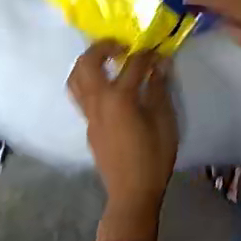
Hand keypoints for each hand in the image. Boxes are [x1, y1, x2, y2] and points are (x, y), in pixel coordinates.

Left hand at [67, 41, 178, 210]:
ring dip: (88, 62)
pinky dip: (89, 80)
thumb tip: (159, 65)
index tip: (157, 51)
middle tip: (121, 46)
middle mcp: (98, 101)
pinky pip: (80, 94)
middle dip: (102, 47)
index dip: (146, 54)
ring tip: (107, 60)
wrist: (132, 194)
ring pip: (76, 77)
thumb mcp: (164, 120)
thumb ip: (158, 88)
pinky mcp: (87, 125)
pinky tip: (108, 86)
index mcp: (119, 97)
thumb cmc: (153, 157)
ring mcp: (89, 114)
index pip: (132, 64)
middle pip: (88, 62)